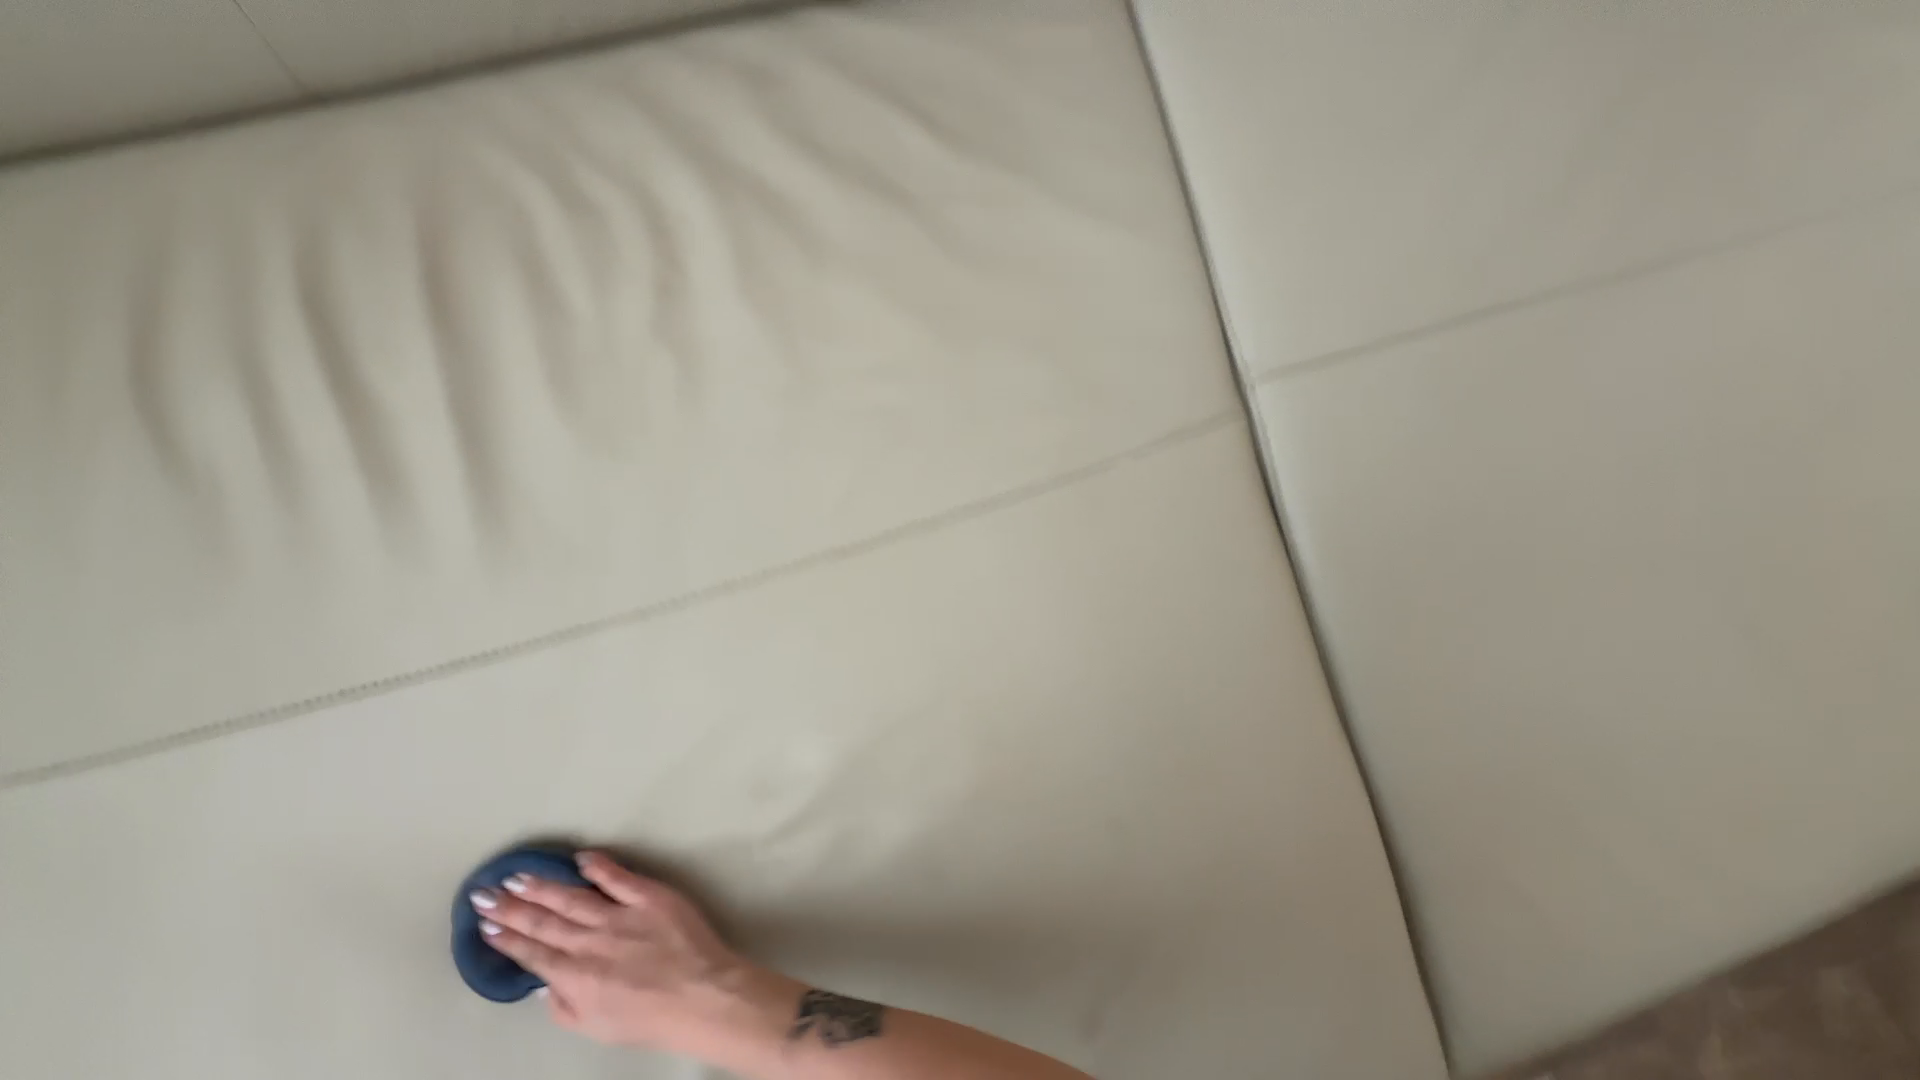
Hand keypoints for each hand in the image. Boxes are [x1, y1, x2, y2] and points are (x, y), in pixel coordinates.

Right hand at [469, 851, 795, 1062]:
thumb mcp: (596, 1028)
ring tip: (516, 877)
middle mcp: (592, 942)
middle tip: (483, 894)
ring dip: (542, 887)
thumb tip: (543, 985)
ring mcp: (621, 915)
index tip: (485, 925)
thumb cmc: (651, 1019)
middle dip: (510, 908)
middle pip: (544, 922)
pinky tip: (580, 858)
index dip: (507, 938)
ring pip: (572, 897)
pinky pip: (620, 877)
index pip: (533, 954)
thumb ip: (564, 1007)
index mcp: (576, 976)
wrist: (703, 995)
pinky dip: (599, 866)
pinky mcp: (651, 897)